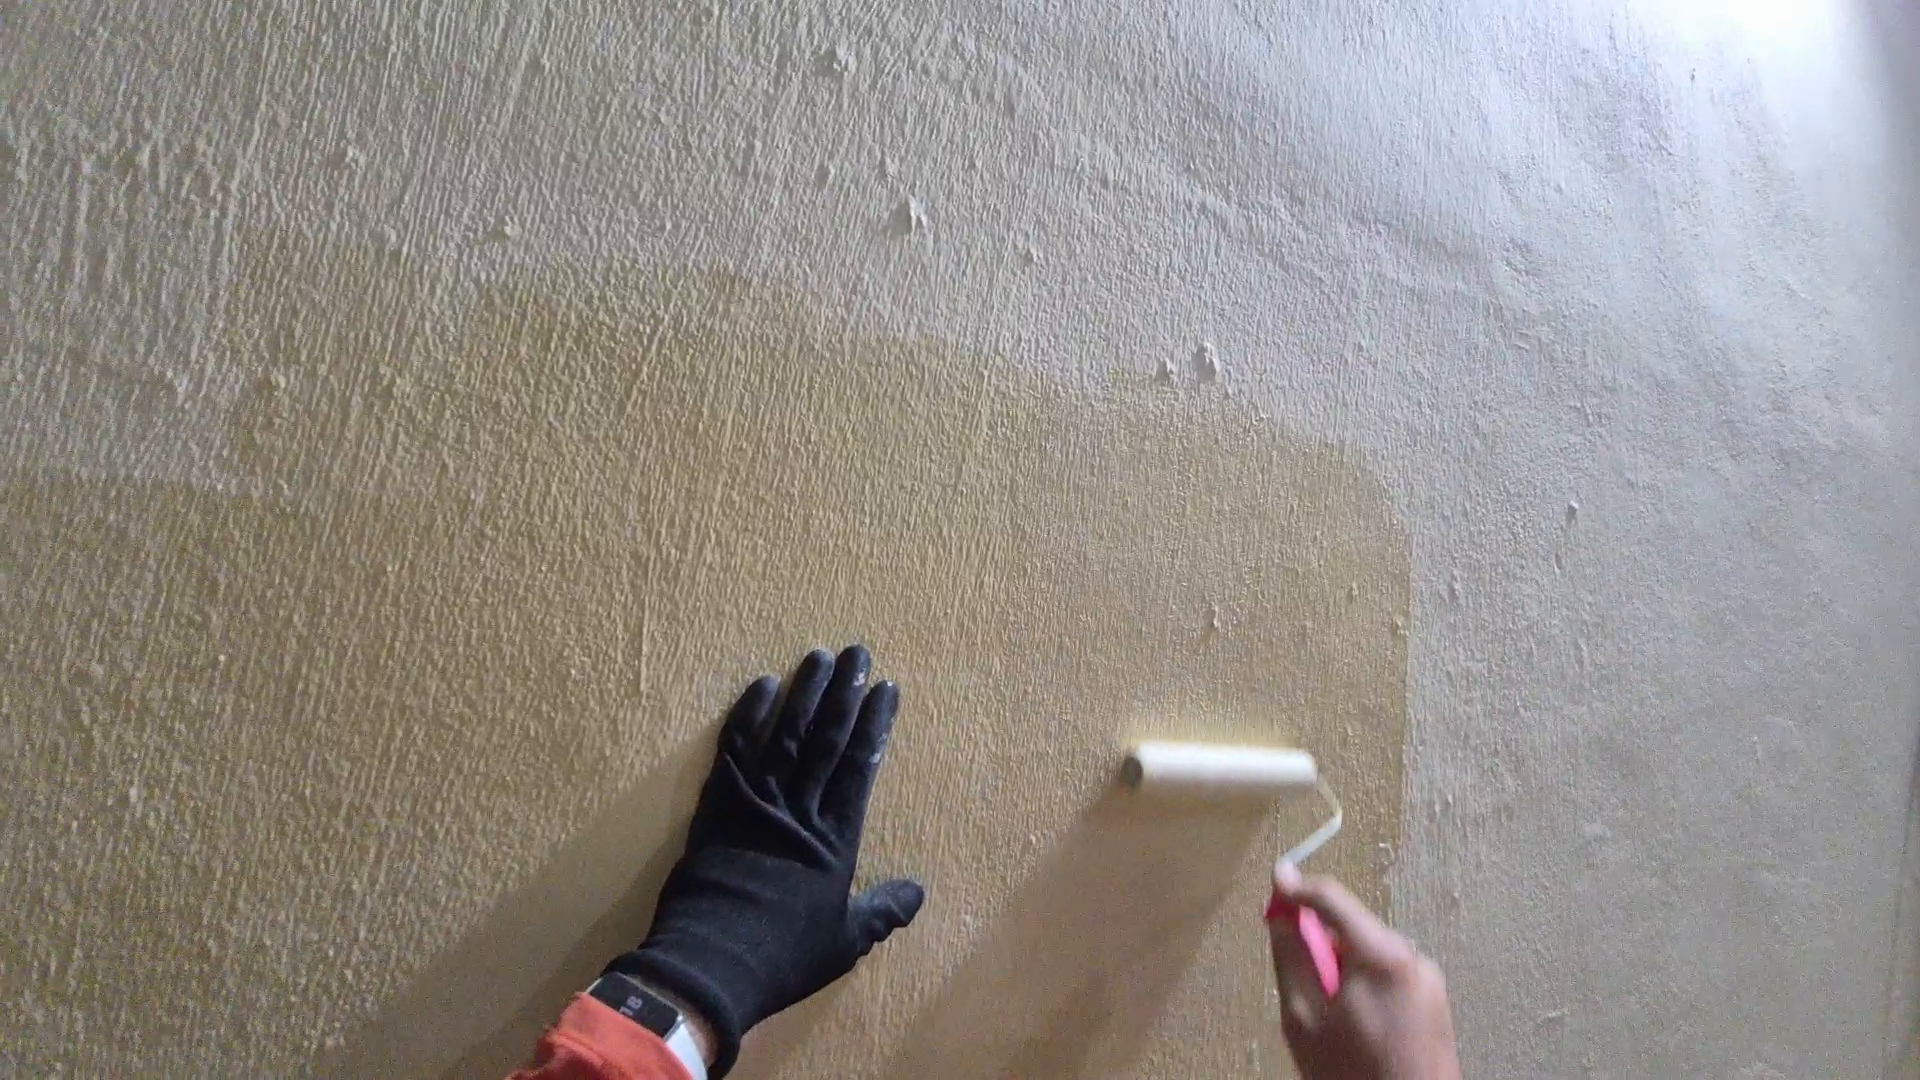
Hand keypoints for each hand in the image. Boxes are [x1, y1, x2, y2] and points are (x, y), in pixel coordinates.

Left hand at [607, 646, 923, 1077]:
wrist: (707, 970)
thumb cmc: (782, 956)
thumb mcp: (844, 942)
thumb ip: (884, 911)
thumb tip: (920, 891)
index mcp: (834, 837)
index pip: (860, 765)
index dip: (875, 724)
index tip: (887, 688)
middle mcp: (798, 808)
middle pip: (826, 738)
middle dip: (844, 693)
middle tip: (858, 653)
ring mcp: (756, 802)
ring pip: (786, 734)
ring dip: (803, 692)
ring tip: (819, 655)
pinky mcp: (719, 804)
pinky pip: (735, 750)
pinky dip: (748, 716)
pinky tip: (762, 684)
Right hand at [1267, 862, 1461, 1079]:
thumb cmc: (1351, 1075)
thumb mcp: (1303, 1015)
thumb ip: (1289, 952)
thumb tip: (1280, 906)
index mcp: (1383, 955)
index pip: (1331, 896)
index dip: (1295, 887)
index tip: (1269, 886)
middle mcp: (1413, 956)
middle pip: (1350, 921)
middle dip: (1317, 933)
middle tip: (1291, 964)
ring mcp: (1429, 979)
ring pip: (1365, 945)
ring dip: (1338, 958)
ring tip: (1325, 1004)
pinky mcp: (1435, 1001)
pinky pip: (1384, 968)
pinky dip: (1359, 976)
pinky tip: (1350, 1015)